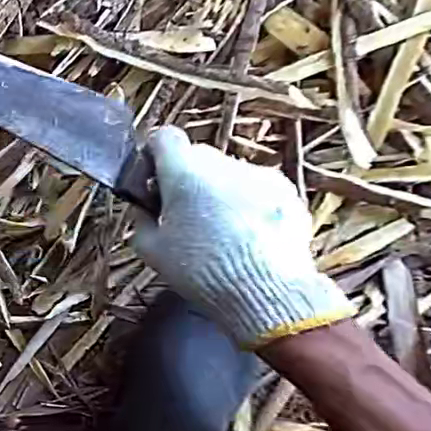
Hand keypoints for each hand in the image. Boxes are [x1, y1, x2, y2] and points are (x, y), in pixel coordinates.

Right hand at [130, 126, 352, 347]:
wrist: (265, 293)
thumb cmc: (199, 271)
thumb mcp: (151, 249)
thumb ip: (143, 218)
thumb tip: (146, 205)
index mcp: (185, 174)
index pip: (164, 137)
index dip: (154, 154)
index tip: (152, 179)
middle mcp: (224, 166)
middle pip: (197, 155)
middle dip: (185, 176)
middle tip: (180, 212)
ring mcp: (260, 177)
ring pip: (227, 172)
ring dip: (216, 190)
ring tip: (216, 229)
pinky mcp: (287, 193)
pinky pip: (256, 188)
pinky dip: (245, 202)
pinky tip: (244, 235)